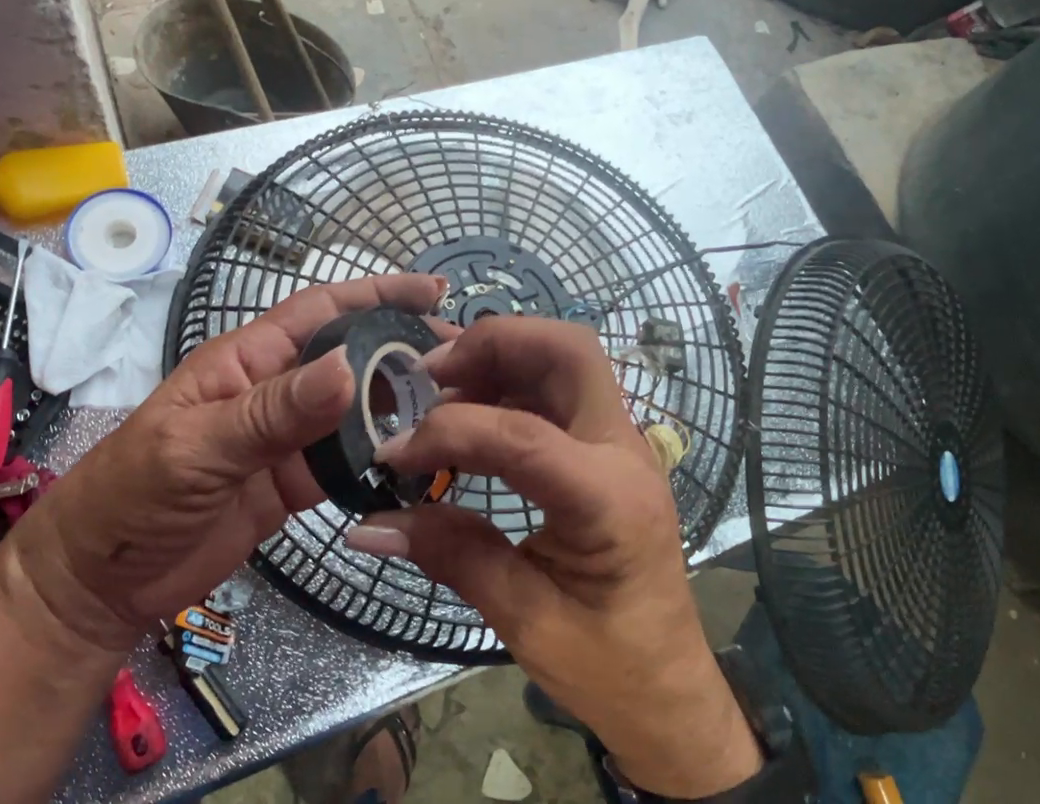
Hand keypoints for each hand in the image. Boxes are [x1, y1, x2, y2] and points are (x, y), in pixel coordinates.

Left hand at [4, 274, 448, 653]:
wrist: (99, 579)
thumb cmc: (131, 493)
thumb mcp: (196, 446)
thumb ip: (272, 413)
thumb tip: (349, 368)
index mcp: (245, 362)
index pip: (319, 313)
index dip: (375, 295)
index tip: (433, 293)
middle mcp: (272, 392)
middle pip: (347, 361)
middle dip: (400, 353)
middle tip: (463, 364)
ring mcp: (284, 442)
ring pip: (352, 414)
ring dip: (397, 409)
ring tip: (454, 411)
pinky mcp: (290, 487)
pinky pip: (343, 465)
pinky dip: (378, 462)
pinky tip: (415, 464)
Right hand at [344, 317, 761, 798]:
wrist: (671, 696)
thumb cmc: (608, 668)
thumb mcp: (524, 620)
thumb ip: (451, 555)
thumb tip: (367, 523)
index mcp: (609, 502)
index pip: (523, 435)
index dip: (448, 432)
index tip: (393, 455)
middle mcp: (625, 454)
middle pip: (569, 351)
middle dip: (494, 343)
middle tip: (429, 373)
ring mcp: (622, 448)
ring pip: (567, 360)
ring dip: (501, 356)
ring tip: (438, 385)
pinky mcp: (608, 455)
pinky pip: (560, 392)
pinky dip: (511, 383)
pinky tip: (468, 408)